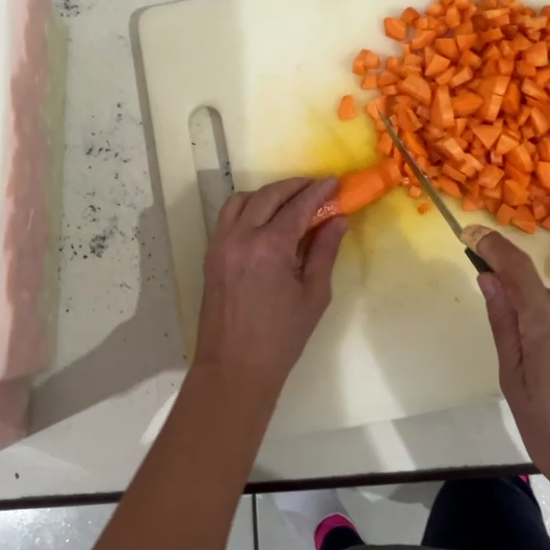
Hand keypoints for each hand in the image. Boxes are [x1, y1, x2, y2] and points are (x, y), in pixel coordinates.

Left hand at [193, 178, 347, 401]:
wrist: (234, 367)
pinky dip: (247, 208)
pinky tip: (265, 218)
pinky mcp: (211, 254)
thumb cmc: (281, 338)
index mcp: (269, 247)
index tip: (334, 182)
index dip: (317, 192)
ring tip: (290, 201)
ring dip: (267, 194)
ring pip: (242, 200)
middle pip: (268, 196)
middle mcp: (240, 237)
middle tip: (316, 187)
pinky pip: (228, 217)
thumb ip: (324, 252)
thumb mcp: (313, 295)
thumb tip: (338, 221)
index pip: (297, 207)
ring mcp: (220, 244)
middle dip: (294, 186)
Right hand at [468, 226, 549, 521]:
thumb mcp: (516, 387)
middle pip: (535, 296)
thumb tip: (489, 280)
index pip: (517, 269)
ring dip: (536, 332)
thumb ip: (503, 328)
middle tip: (505, 359)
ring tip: (535, 386)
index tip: (469, 234)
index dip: (492, 246)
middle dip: (513, 308)